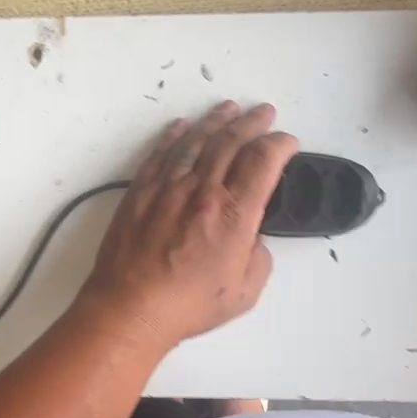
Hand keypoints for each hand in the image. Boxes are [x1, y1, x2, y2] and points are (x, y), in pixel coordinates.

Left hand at [74, 101, 298, 349]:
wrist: (130, 308)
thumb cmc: (186, 305)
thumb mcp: (244, 292)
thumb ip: (258, 258)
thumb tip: (254, 239)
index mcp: (233, 215)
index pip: (263, 161)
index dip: (280, 145)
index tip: (287, 143)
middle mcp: (201, 192)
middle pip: (230, 141)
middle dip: (252, 122)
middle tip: (263, 113)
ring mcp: (167, 189)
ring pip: (195, 141)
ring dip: (215, 121)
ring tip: (228, 108)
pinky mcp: (139, 193)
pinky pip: (160, 154)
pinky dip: (174, 136)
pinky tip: (182, 126)